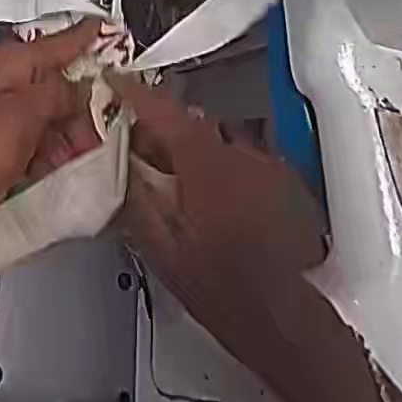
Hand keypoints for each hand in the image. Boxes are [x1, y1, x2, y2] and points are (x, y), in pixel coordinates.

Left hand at [0, 21, 107, 268]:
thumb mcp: (22, 118)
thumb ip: (61, 94)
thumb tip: (87, 87)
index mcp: (15, 62)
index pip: (69, 38)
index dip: (100, 38)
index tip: (127, 42)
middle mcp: (13, 81)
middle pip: (68, 80)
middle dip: (92, 104)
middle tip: (111, 126)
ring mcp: (10, 112)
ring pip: (60, 112)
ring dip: (78, 132)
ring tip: (90, 154)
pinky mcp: (5, 141)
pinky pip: (45, 138)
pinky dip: (59, 150)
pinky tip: (68, 166)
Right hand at [112, 70, 325, 277]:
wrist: (286, 319)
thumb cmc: (226, 290)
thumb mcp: (163, 249)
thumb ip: (134, 199)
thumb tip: (116, 167)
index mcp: (205, 164)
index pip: (163, 112)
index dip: (134, 93)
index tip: (116, 83)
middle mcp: (239, 155)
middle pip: (190, 125)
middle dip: (163, 134)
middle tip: (141, 154)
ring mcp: (265, 166)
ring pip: (218, 142)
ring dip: (196, 153)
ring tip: (182, 187)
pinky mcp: (283, 181)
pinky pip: (244, 160)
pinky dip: (226, 169)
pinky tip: (220, 203)